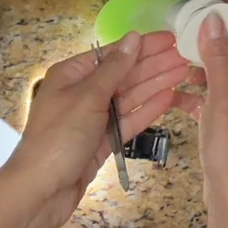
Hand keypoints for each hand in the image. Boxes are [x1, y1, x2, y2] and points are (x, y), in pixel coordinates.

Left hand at [5, 30, 191, 227]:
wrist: (41, 189)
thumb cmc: (58, 137)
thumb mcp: (87, 97)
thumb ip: (114, 69)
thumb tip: (132, 38)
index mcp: (71, 75)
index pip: (112, 55)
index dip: (142, 46)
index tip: (170, 39)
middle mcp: (81, 93)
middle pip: (123, 75)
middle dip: (153, 65)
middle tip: (186, 56)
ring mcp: (92, 118)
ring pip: (129, 97)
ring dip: (155, 85)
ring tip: (184, 73)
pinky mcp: (101, 141)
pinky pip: (128, 120)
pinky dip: (147, 110)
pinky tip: (168, 98)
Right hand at [184, 0, 227, 204]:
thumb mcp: (223, 96)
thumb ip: (219, 57)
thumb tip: (214, 17)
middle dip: (212, 29)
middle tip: (184, 22)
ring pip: (216, 69)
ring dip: (197, 57)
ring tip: (171, 51)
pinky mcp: (218, 118)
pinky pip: (202, 95)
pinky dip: (186, 88)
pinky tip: (168, 90)